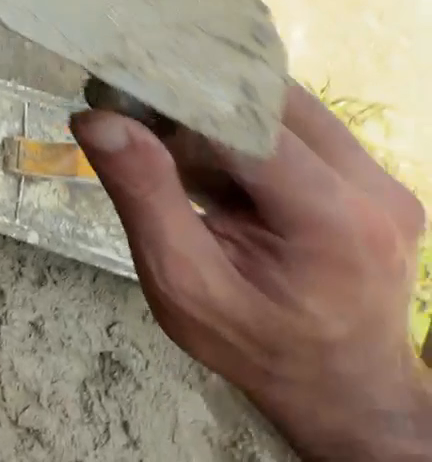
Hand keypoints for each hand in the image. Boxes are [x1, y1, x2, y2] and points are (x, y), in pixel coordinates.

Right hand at [75, 87, 430, 459]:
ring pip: (282, 105)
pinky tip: (199, 158)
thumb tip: (98, 118)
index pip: (246, 122)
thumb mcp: (180, 280)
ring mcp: (380, 182)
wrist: (340, 389)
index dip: (176, 96)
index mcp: (334, 219)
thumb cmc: (251, 342)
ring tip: (158, 139)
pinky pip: (294, 126)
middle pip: (269, 102)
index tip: (110, 89)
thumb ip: (144, 195)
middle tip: (125, 112)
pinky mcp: (368, 181)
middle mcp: (373, 188)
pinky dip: (235, 126)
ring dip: (213, 110)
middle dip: (191, 97)